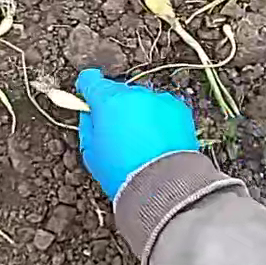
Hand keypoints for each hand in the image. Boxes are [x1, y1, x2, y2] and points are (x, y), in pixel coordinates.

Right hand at [75, 68, 198, 197]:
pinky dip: (160, 121)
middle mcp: (135, 95)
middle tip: (117, 133)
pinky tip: (157, 142)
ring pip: (143, 101)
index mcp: (108, 101)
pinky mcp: (179, 109)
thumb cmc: (124, 172)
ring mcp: (159, 100)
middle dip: (116, 107)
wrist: (163, 184)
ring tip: (140, 143)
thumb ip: (88, 126)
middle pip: (119, 93)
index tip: (87, 91)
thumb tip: (89, 113)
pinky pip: (163, 110)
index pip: (91, 80)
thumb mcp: (91, 152)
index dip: (87, 86)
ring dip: (140, 114)